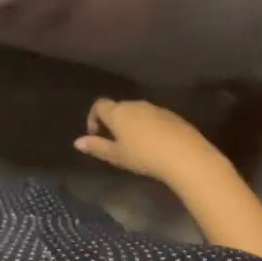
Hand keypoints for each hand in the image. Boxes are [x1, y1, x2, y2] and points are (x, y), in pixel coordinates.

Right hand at [74, 98, 223, 183]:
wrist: (184, 154)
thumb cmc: (143, 155)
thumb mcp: (116, 155)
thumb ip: (96, 146)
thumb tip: (77, 142)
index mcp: (118, 112)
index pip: (99, 105)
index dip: (93, 117)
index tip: (95, 134)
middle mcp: (135, 105)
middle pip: (119, 108)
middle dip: (114, 122)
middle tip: (115, 142)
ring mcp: (155, 108)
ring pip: (137, 112)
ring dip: (132, 124)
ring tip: (135, 145)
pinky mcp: (172, 116)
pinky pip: (153, 118)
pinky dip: (149, 127)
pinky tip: (155, 145)